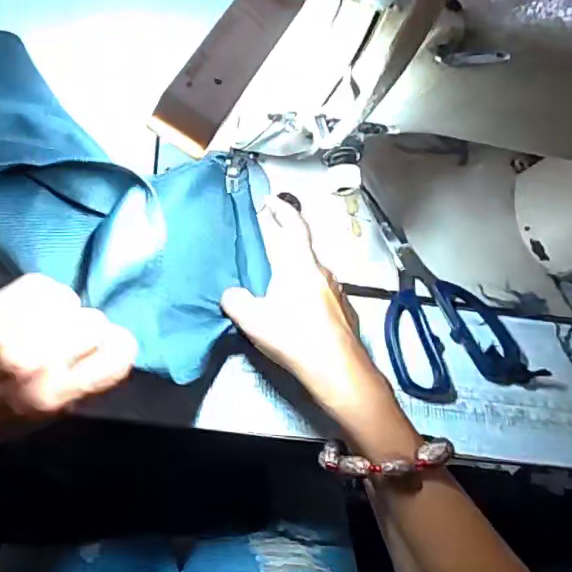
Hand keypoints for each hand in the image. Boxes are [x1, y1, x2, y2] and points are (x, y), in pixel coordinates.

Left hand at [0, 274, 137, 470]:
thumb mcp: (42, 419)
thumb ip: (77, 385)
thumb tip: (106, 350)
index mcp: (54, 396)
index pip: (118, 355)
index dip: (117, 350)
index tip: (104, 351)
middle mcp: (38, 359)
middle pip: (96, 321)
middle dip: (87, 330)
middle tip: (67, 339)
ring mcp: (12, 329)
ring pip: (70, 299)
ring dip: (64, 310)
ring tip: (45, 322)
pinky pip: (41, 284)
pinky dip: (42, 294)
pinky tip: (29, 308)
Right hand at [223, 196, 416, 453]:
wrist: (339, 371)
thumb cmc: (295, 339)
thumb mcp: (251, 318)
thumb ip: (235, 299)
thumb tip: (231, 294)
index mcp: (299, 265)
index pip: (292, 225)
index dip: (280, 209)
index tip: (269, 200)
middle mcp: (321, 272)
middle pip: (299, 247)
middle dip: (281, 239)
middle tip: (262, 236)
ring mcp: (335, 292)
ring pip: (308, 270)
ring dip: (290, 266)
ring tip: (270, 275)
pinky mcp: (341, 311)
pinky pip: (316, 290)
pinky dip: (300, 289)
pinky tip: (288, 306)